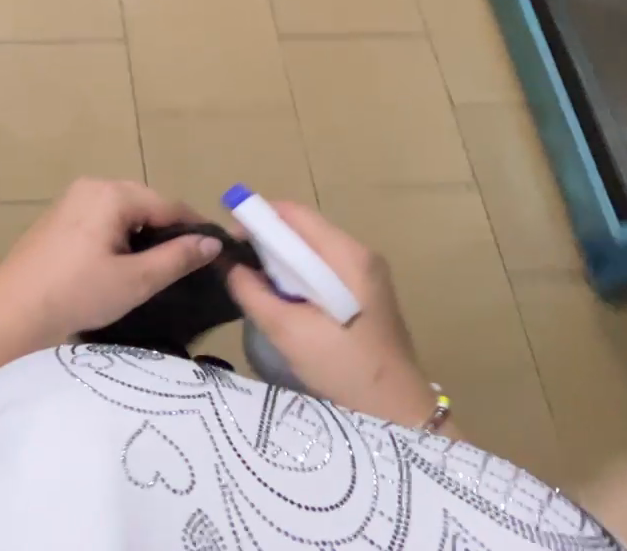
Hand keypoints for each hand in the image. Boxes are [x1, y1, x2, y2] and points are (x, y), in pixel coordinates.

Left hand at [0, 178, 221, 343]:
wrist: (14, 308)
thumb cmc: (78, 292)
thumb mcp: (135, 280)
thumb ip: (177, 258)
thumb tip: (211, 242)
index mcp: (111, 194)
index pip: (167, 204)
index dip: (194, 228)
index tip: (217, 254)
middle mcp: (91, 186)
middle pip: (144, 203)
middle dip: (167, 230)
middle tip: (189, 265)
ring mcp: (71, 200)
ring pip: (122, 212)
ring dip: (142, 235)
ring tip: (160, 268)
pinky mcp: (59, 218)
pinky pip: (101, 219)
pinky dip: (118, 236)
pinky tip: (123, 264)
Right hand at [224, 199, 439, 429]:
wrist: (398, 412)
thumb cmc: (342, 367)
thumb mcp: (285, 329)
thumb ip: (250, 290)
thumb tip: (229, 264)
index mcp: (346, 256)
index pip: (292, 213)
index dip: (255, 219)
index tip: (229, 242)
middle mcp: (361, 253)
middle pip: (302, 227)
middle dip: (266, 239)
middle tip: (238, 263)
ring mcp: (368, 271)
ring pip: (311, 246)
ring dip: (281, 258)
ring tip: (257, 281)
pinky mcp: (368, 289)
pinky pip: (323, 265)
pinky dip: (298, 272)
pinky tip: (285, 297)